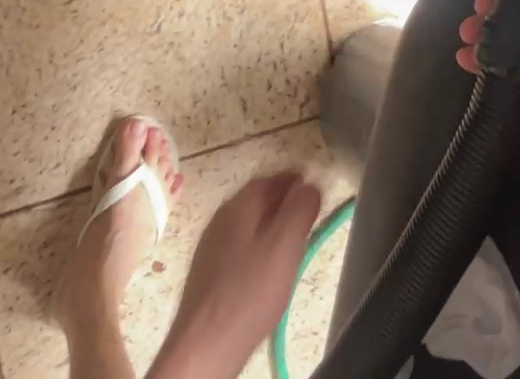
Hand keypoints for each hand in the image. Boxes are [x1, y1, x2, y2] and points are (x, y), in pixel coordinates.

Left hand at [147, 171, 321, 378]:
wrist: (207, 339)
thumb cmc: (250, 291)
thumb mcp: (284, 247)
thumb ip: (299, 212)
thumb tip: (310, 185)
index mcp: (238, 206)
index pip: (268, 180)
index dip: (292, 180)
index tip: (312, 185)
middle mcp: (221, 218)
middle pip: (255, 199)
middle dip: (282, 200)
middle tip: (307, 210)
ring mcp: (212, 243)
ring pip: (247, 222)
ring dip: (270, 222)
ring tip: (292, 237)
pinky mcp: (209, 268)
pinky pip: (239, 243)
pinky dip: (258, 242)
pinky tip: (267, 264)